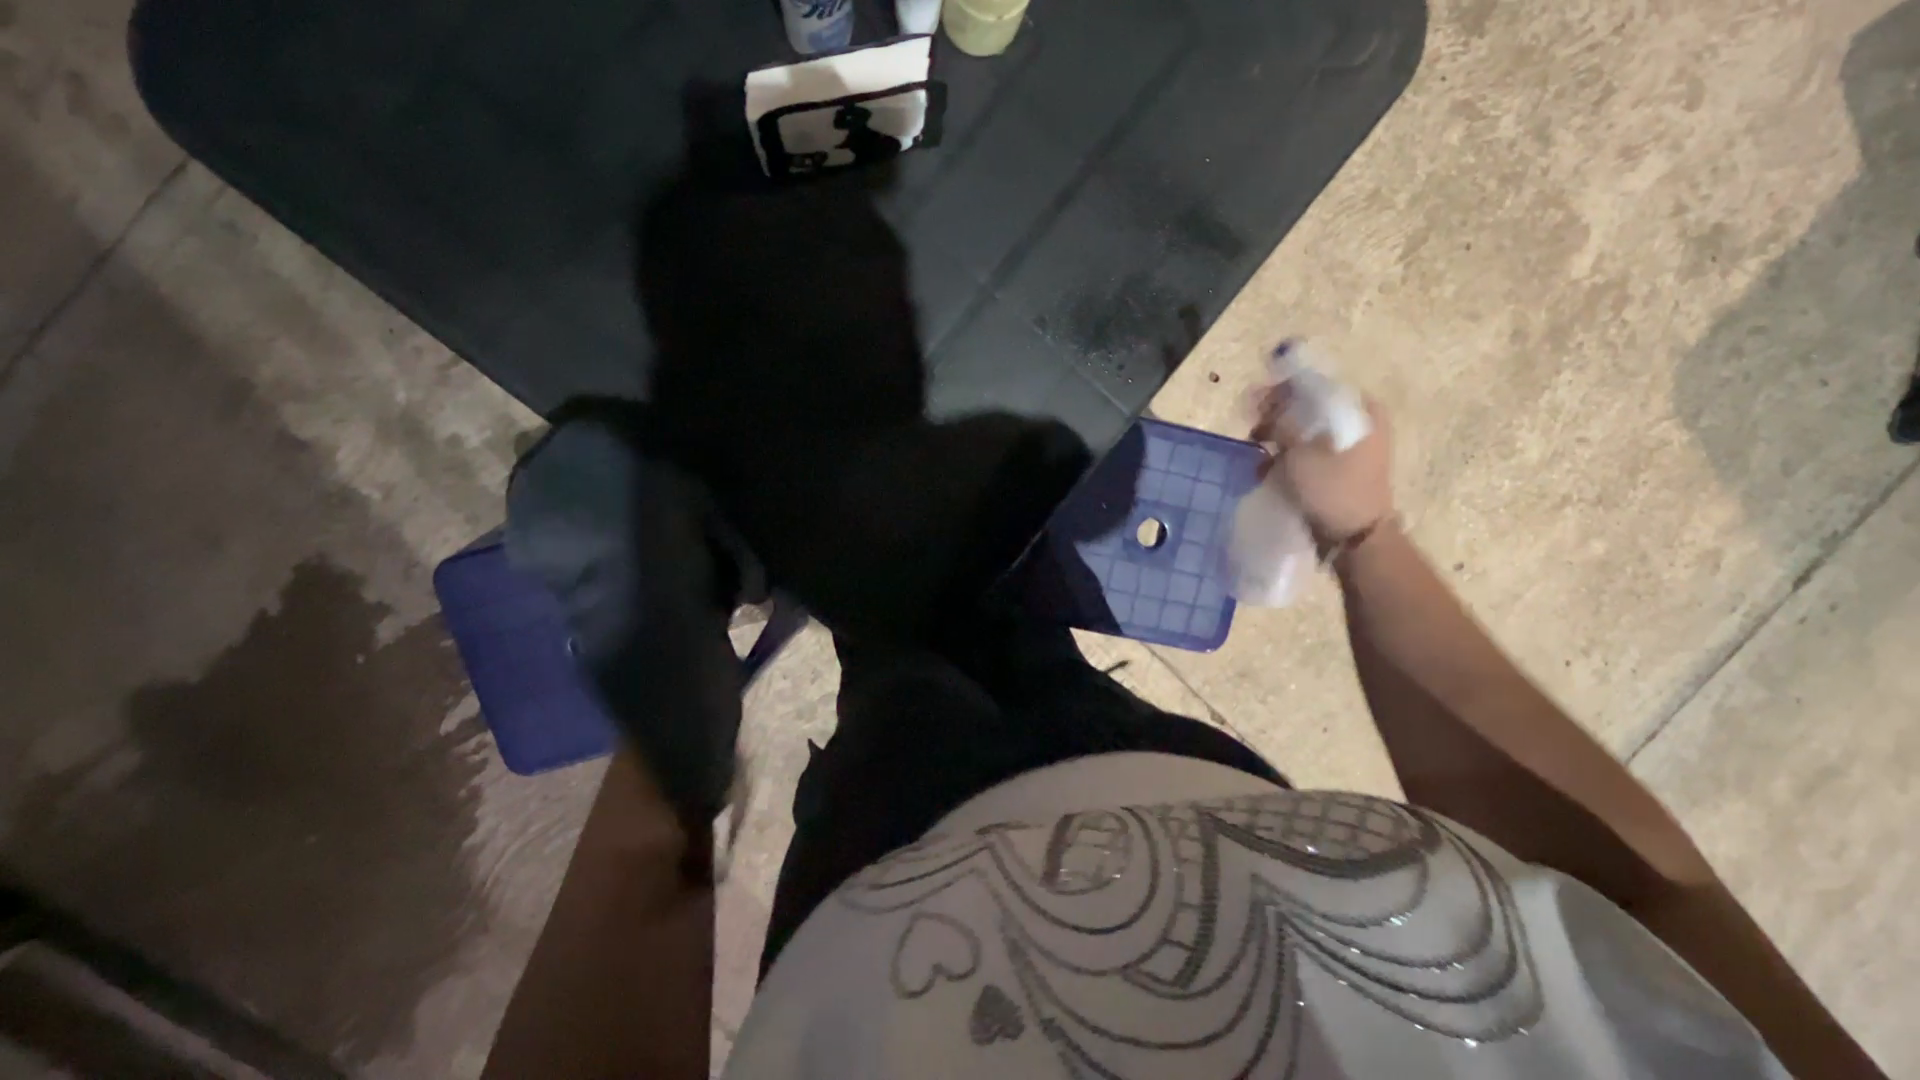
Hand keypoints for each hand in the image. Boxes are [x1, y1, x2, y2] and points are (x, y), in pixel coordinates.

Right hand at [1249, 385, 1394, 542]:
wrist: (1356, 539)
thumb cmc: (1332, 490)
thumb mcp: (1299, 452)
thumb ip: (1280, 423)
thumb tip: (1265, 405)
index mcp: (1361, 409)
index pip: (1315, 384)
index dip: (1282, 390)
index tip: (1255, 404)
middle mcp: (1363, 422)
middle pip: (1311, 407)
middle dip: (1278, 417)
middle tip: (1254, 430)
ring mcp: (1356, 447)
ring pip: (1309, 431)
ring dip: (1281, 439)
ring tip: (1258, 452)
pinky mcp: (1345, 468)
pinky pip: (1312, 452)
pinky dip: (1291, 457)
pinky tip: (1269, 469)